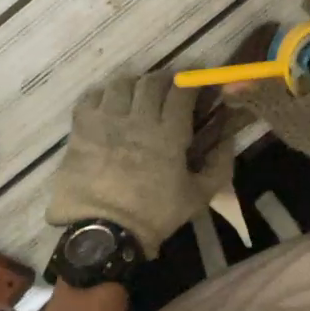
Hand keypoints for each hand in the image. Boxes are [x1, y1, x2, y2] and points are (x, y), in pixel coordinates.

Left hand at [46, 72, 231, 256]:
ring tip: (137, 95)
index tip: (197, 78)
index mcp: (169, 134)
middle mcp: (138, 119)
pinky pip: (91, 96)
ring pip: (121, 83)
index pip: (182, 90)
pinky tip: (109, 104)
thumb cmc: (154, 216)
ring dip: (134, 84)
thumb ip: (219, 164)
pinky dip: (103, 94)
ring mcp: (107, 121)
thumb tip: (228, 137)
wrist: (102, 232)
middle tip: (169, 88)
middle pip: (152, 81)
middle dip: (165, 79)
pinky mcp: (81, 128)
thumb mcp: (199, 196)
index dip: (192, 79)